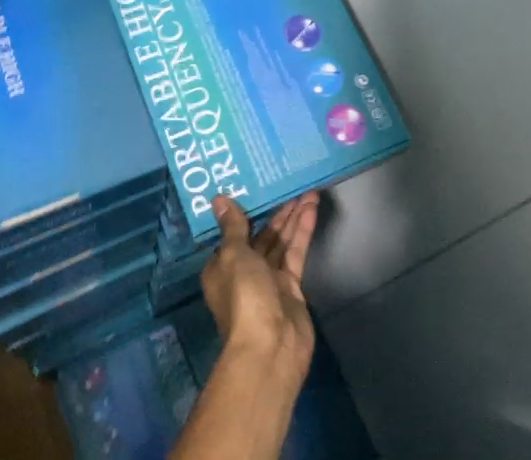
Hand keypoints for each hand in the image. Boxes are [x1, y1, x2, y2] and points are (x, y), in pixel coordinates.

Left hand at [202, 192, 319, 374]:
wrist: (271, 347)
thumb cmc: (244, 297)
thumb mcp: (233, 256)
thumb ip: (233, 227)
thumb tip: (218, 199)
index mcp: (221, 267)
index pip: (233, 233)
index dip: (246, 211)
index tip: (258, 187)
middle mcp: (243, 272)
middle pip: (261, 236)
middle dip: (276, 212)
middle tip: (291, 183)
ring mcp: (269, 281)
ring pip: (281, 242)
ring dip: (293, 218)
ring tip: (309, 191)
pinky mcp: (292, 288)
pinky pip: (296, 253)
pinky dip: (302, 232)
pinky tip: (311, 210)